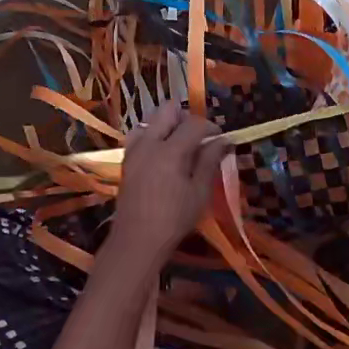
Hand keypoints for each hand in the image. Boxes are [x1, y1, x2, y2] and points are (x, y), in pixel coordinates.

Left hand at [108, 101, 229, 259]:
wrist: (137, 239)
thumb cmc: (174, 219)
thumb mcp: (199, 192)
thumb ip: (209, 161)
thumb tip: (222, 140)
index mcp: (170, 150)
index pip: (194, 123)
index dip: (211, 128)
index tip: (220, 140)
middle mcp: (149, 143)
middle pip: (167, 110)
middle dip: (186, 118)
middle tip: (198, 139)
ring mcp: (134, 150)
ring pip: (151, 119)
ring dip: (167, 125)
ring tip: (179, 146)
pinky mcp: (126, 160)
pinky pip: (139, 134)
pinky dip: (152, 136)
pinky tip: (162, 155)